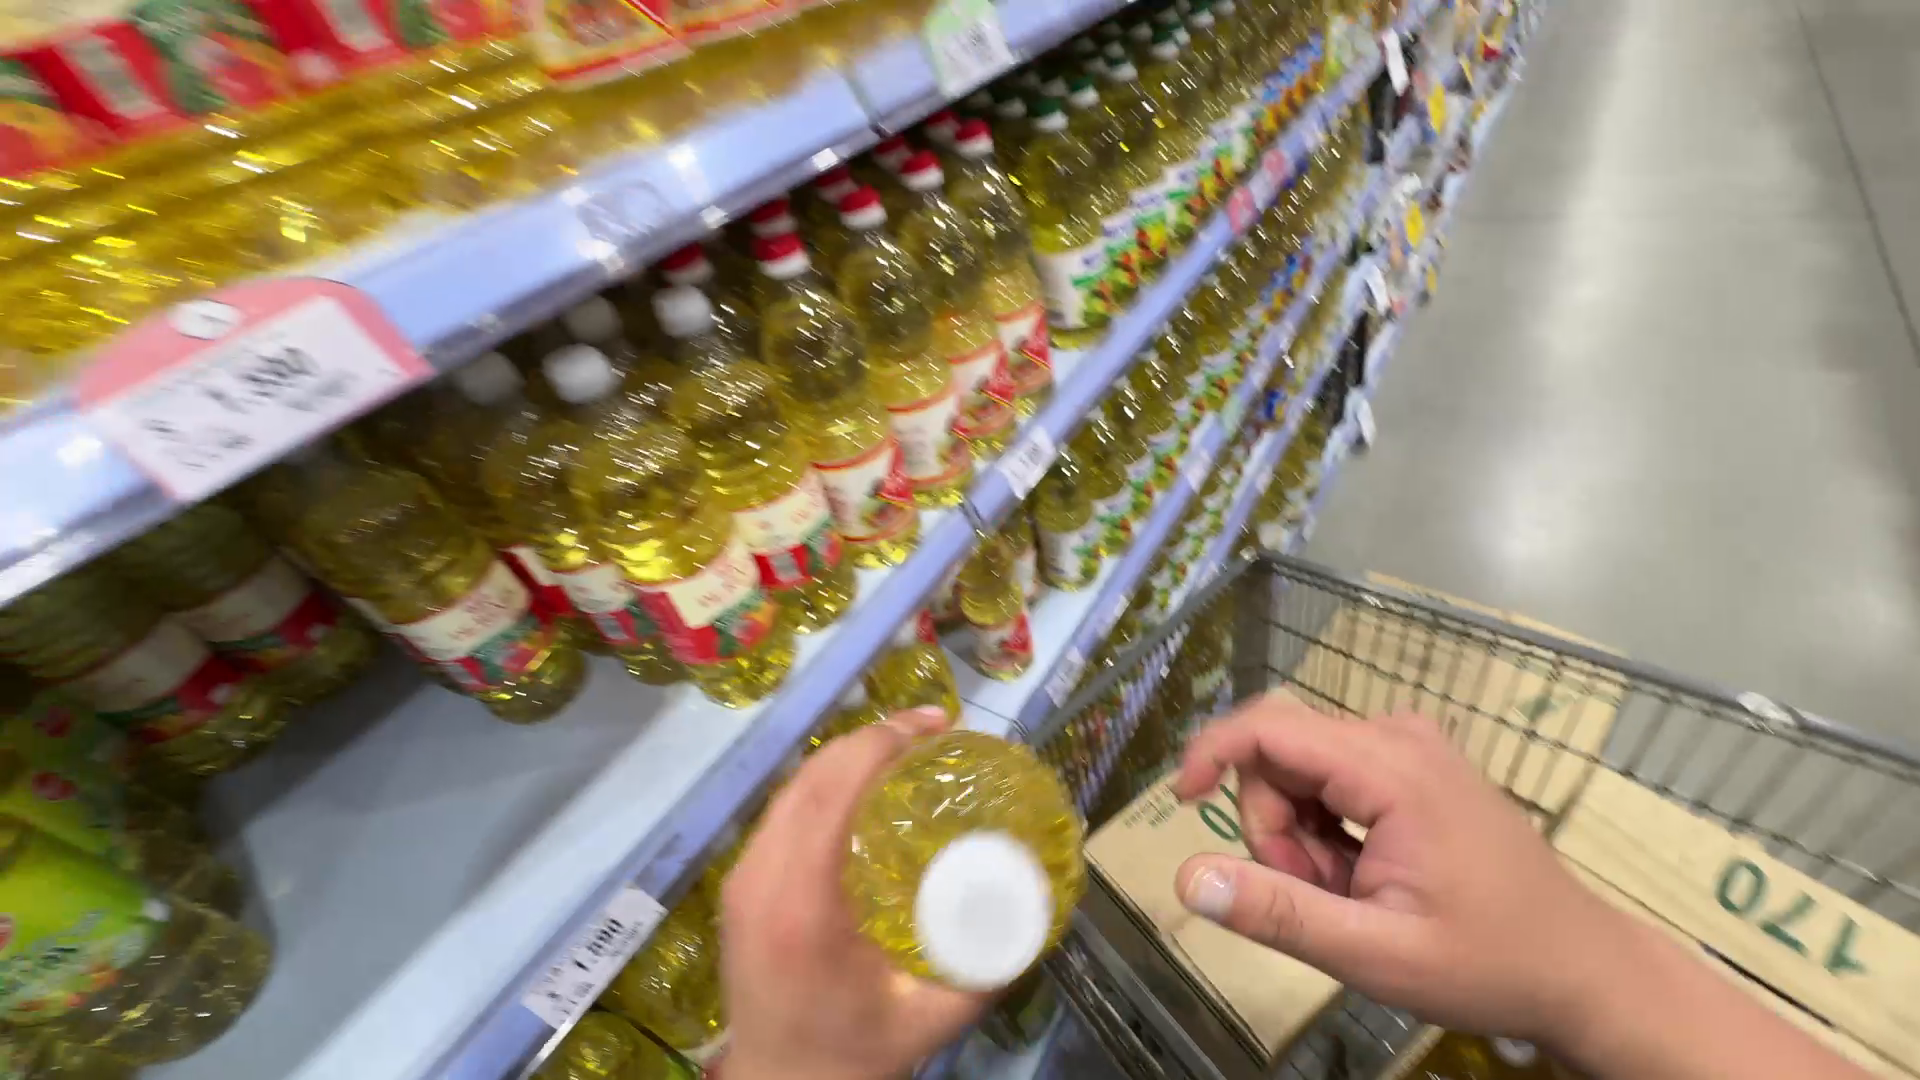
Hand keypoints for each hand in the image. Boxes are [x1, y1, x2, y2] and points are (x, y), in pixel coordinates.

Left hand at [718, 706, 991, 1079]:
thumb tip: (1037, 892)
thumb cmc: (855, 1052)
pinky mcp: (741, 875)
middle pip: (812, 774)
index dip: (880, 743)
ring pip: (795, 782)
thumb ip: (988, 959)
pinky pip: (785, 804)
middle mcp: (761, 875)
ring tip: (905, 743)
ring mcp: (742, 872)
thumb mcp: (932, 1017)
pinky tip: (864, 777)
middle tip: (932, 725)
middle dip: (873, 735)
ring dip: (849, 751)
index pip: (832, 793)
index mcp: (802, 905)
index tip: (934, 726)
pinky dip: (827, 777)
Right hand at [1169, 696, 1632, 1044]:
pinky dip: (1323, 827)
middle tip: (1312, 894)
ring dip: (1298, 834)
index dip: (1210, 752)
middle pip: (1279, 755)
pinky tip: (1359, 871)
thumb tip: (1188, 878)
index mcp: (1391, 769)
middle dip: (1273, 827)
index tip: (1182, 799)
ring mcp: (1405, 745)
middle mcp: (1394, 736)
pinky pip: (1327, 776)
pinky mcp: (1407, 761)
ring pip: (1298, 768)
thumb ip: (1278, 913)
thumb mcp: (1377, 955)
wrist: (1589, 972)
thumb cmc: (1492, 965)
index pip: (1268, 727)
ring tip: (1346, 893)